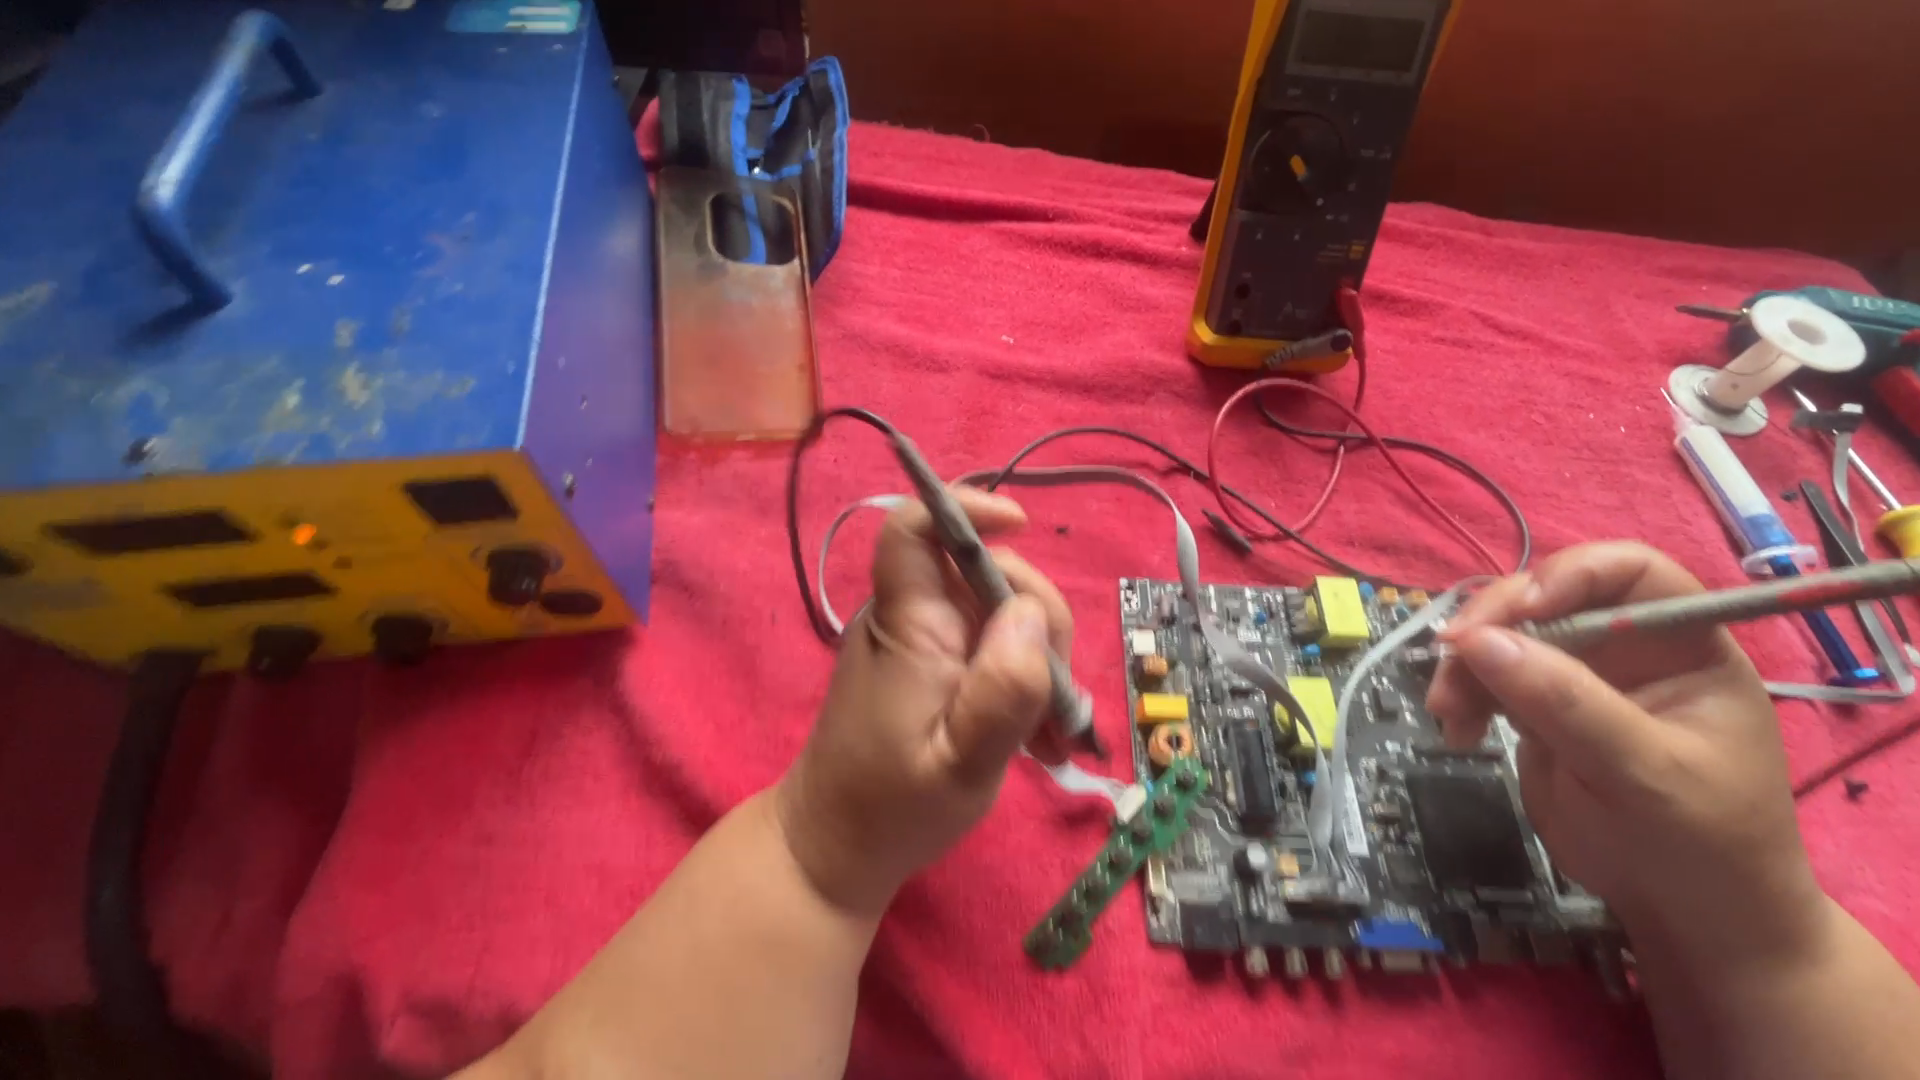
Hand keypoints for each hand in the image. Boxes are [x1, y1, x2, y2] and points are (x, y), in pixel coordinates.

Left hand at [775, 487, 1072, 916]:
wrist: (835, 848)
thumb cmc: (891, 808)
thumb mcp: (962, 764)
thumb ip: (1001, 692)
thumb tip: (1031, 613)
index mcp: (908, 625)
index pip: (913, 530)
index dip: (964, 509)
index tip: (1021, 527)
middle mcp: (912, 619)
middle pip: (983, 572)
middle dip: (1037, 620)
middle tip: (1058, 699)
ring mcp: (923, 642)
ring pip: (997, 611)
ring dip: (1037, 661)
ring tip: (1049, 735)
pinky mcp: (932, 667)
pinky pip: (988, 646)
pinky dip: (1019, 681)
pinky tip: (1036, 737)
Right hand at [1425, 542, 1829, 969]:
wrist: (1685, 914)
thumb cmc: (1698, 844)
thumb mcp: (1641, 772)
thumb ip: (1565, 702)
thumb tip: (1477, 640)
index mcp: (1683, 647)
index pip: (1628, 573)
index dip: (1570, 574)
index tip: (1518, 609)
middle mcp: (1628, 649)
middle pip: (1546, 598)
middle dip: (1493, 625)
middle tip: (1449, 657)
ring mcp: (1578, 677)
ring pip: (1502, 637)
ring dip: (1464, 667)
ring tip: (1446, 713)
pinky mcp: (1537, 707)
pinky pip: (1485, 677)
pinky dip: (1460, 696)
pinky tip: (1456, 731)